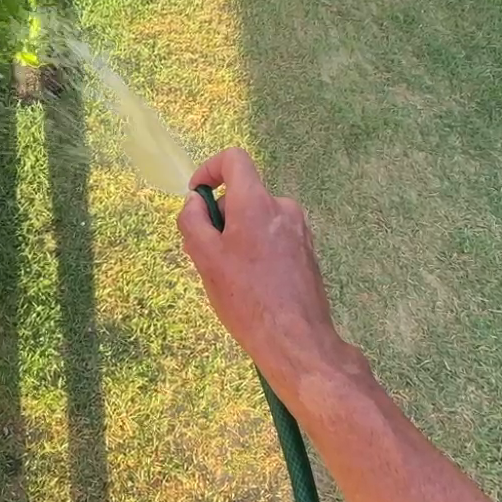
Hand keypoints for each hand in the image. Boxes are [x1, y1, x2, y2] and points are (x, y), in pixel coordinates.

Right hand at [178, 148, 351, 396]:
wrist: (297, 342)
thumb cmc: (246, 298)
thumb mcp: (205, 258)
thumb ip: (193, 220)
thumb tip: (196, 201)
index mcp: (256, 202)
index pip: (234, 159)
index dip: (209, 169)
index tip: (196, 196)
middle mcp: (282, 208)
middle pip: (242, 194)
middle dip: (220, 216)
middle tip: (206, 254)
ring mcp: (299, 230)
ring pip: (257, 217)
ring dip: (238, 235)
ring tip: (229, 275)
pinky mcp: (307, 251)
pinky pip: (273, 235)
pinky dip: (257, 248)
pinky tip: (252, 284)